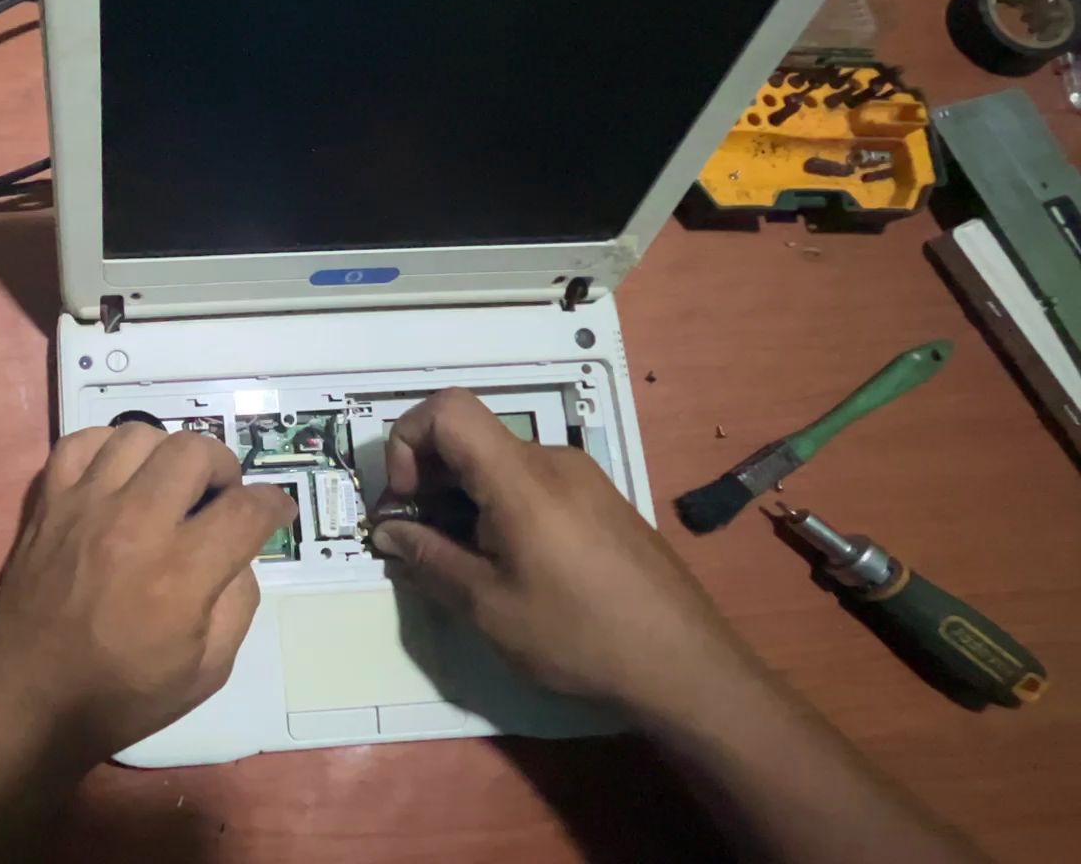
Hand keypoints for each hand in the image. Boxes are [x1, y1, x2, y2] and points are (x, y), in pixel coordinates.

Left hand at [0, 424, 295, 776]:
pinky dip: (107, 447)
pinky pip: (79, 442)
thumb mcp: (208, 671)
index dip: (275, 504)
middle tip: (221, 497)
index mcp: (178, 576)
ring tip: (170, 484)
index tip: (277, 510)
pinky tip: (118, 475)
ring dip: (168, 452)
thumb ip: (239, 601)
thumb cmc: (121, 697)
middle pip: (195, 451)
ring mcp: (83, 506)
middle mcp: (132, 526)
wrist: (27, 703)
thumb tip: (240, 549)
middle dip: (225, 468)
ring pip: (139, 433)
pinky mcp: (47, 503)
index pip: (246, 509)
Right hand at [369, 389, 756, 716]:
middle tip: (421, 537)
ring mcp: (580, 477)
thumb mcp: (486, 606)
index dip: (407, 440)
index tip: (408, 497)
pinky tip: (508, 560)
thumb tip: (387, 530)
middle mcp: (551, 460)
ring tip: (464, 558)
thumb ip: (427, 557)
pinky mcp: (598, 499)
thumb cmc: (581, 637)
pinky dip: (495, 504)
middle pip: (466, 436)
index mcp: (520, 477)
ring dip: (460, 495)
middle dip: (427, 478)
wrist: (693, 672)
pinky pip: (528, 480)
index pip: (446, 409)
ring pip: (494, 461)